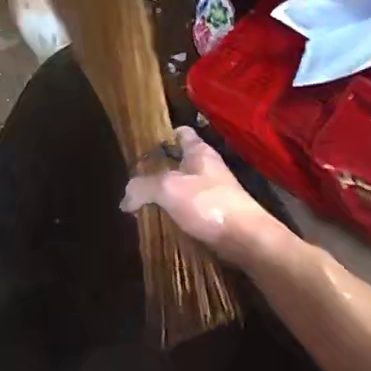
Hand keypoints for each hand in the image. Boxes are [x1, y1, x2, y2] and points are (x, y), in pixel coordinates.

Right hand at [120, 126, 285, 261]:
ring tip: (139, 205)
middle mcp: (208, 168)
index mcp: (200, 152)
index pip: (181, 133)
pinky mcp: (215, 215)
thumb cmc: (209, 203)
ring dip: (164, 196)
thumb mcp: (169, 188)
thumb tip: (125, 199)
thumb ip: (143, 187)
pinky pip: (189, 210)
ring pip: (183, 187)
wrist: (246, 238)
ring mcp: (213, 192)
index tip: (142, 145)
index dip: (163, 135)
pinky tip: (160, 224)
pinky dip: (174, 214)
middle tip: (133, 181)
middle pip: (178, 162)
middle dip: (157, 170)